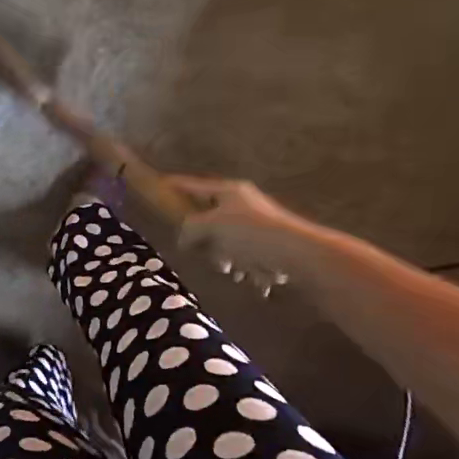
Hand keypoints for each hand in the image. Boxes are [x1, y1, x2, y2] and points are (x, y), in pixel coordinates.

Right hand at [165, 176, 312, 290]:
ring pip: (224, 238)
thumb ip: (190, 229)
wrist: (298, 253)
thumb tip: (183, 238)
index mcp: (229, 190)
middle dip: (202, 236)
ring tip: (228, 266)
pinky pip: (242, 251)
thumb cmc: (250, 233)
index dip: (176, 186)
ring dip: (222, 254)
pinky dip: (240, 263)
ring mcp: (257, 222)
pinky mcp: (268, 241)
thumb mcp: (211, 226)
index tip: (160, 184)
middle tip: (197, 248)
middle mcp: (243, 202)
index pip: (194, 185)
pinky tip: (245, 273)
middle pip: (208, 216)